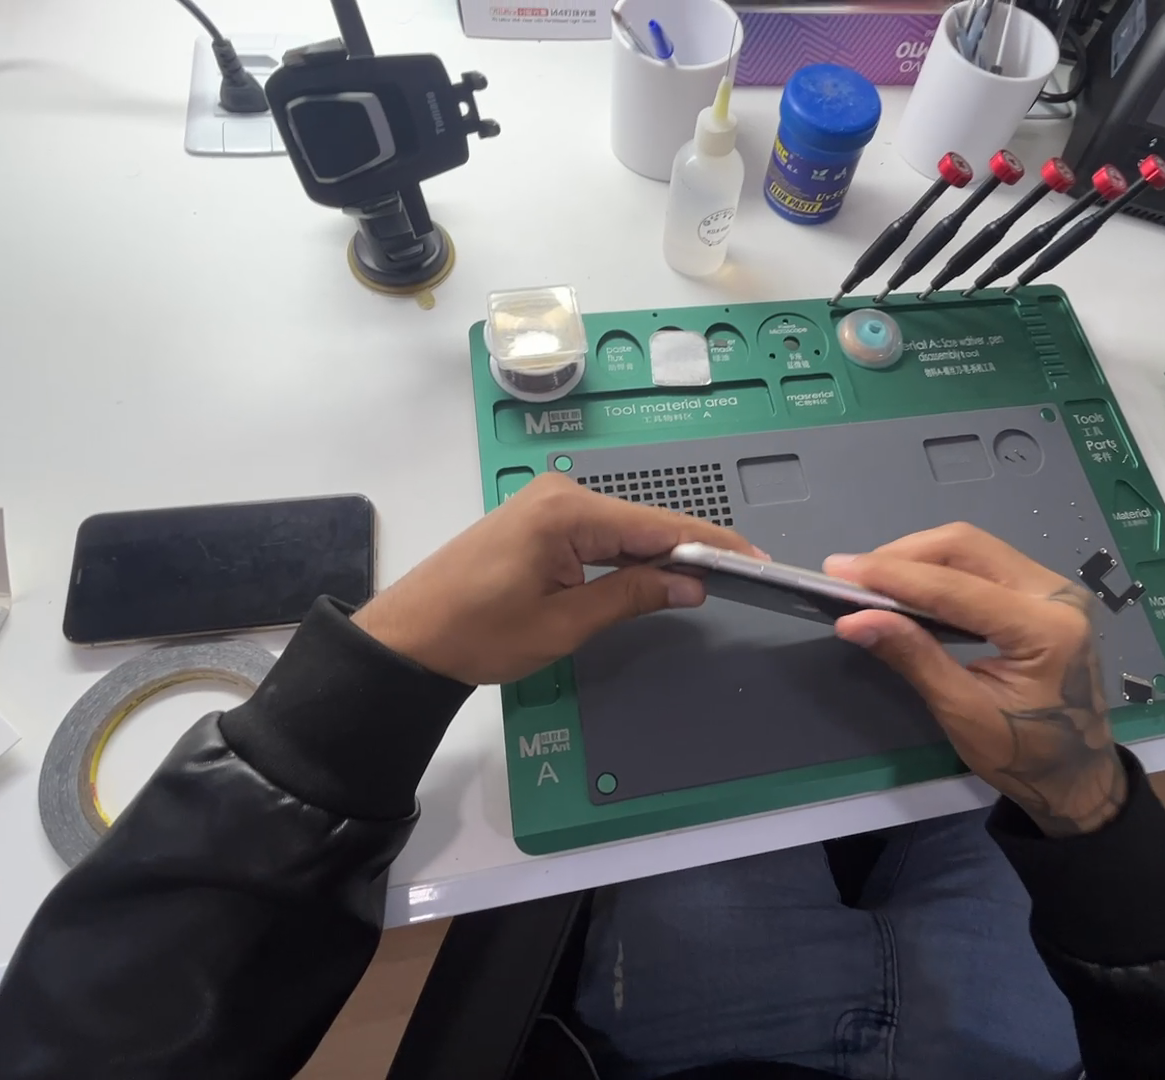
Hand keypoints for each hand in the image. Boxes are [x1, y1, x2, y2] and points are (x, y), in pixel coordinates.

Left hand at [357, 474, 758, 684]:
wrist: (409, 639)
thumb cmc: (481, 635)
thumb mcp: (566, 623)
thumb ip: (634, 594)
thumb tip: (693, 583)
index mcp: (569, 512)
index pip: (659, 525)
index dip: (710, 543)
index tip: (754, 558)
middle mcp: (561, 493)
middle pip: (644, 520)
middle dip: (690, 548)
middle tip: (738, 574)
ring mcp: (547, 502)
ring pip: (622, 526)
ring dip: (659, 552)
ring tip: (706, 576)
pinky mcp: (537, 518)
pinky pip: (597, 531)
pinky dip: (628, 552)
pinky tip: (653, 569)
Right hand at [825, 524, 1125, 836]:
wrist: (1078, 777)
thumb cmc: (1025, 756)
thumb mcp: (962, 711)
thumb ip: (911, 656)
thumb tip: (853, 620)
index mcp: (1046, 629)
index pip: (955, 587)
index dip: (893, 575)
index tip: (839, 572)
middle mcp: (1058, 595)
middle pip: (966, 547)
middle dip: (903, 555)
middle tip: (852, 574)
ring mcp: (1054, 589)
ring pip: (972, 548)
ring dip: (917, 556)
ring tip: (872, 578)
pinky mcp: (1043, 592)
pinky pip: (982, 561)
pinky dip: (938, 567)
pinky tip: (908, 584)